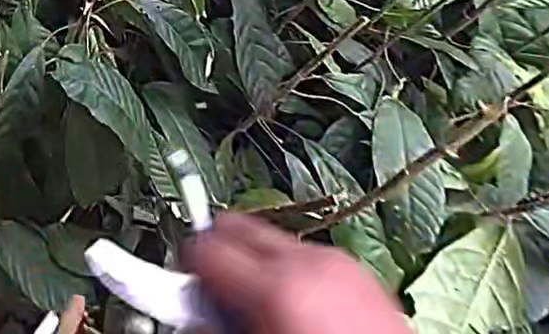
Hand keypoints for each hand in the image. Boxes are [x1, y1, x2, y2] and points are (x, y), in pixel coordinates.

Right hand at [184, 213, 412, 333]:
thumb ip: (215, 326)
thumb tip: (194, 315)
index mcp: (276, 287)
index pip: (205, 244)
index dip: (188, 263)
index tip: (186, 282)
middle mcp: (307, 260)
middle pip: (236, 225)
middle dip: (221, 254)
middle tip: (218, 294)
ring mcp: (338, 263)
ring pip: (272, 239)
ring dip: (257, 265)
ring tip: (266, 312)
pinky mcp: (362, 272)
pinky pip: (310, 256)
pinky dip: (294, 274)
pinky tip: (302, 315)